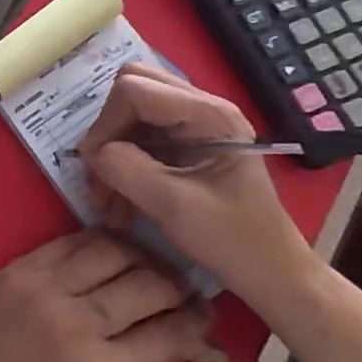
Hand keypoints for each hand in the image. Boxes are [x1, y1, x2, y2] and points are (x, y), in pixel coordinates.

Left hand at [0, 231, 209, 361]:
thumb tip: (193, 340)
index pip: (169, 334)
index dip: (197, 321)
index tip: (205, 314)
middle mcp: (77, 323)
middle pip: (148, 285)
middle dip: (176, 286)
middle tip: (183, 290)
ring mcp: (46, 287)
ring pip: (115, 250)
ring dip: (144, 256)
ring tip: (152, 267)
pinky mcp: (23, 265)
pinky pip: (76, 239)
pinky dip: (104, 243)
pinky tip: (116, 253)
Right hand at [78, 65, 319, 299]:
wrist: (270, 272)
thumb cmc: (233, 240)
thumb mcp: (175, 207)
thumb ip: (129, 171)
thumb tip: (92, 153)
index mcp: (209, 115)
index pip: (136, 90)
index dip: (106, 122)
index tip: (93, 165)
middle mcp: (201, 107)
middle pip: (133, 89)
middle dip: (107, 130)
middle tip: (99, 171)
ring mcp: (193, 123)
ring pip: (132, 114)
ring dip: (112, 152)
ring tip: (105, 201)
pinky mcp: (185, 142)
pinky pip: (140, 136)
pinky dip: (123, 164)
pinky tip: (119, 202)